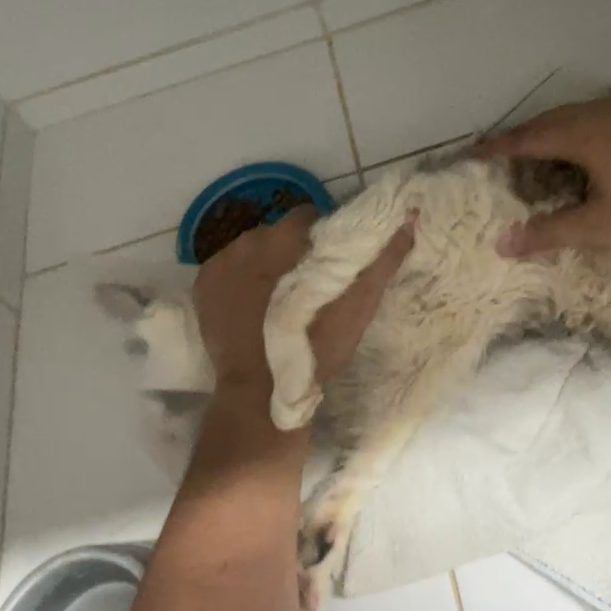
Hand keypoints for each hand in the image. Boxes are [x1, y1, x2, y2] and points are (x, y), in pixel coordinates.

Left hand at [192, 206, 413, 395]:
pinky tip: (253, 306)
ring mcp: (218, 263)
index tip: (332, 263)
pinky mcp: (202, 285)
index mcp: (283, 240)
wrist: (259, 393)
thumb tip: (407, 217)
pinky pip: (228, 269)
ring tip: (280, 298)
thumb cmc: (313, 348)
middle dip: (292, 251)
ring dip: (266, 264)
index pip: (307, 218)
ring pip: (251, 250)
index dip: (323, 237)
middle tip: (310, 285)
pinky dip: (241, 280)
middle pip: (277, 233)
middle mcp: (245, 241)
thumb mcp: (357, 307)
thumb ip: (382, 260)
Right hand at [480, 95, 610, 256]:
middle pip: (557, 116)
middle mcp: (610, 112)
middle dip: (529, 132)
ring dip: (562, 125)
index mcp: (588, 133)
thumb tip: (502, 244)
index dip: (502, 146)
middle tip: (507, 148)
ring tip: (548, 143)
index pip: (532, 136)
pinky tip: (601, 141)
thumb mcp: (600, 227)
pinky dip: (593, 125)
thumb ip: (549, 233)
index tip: (476, 152)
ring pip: (589, 111)